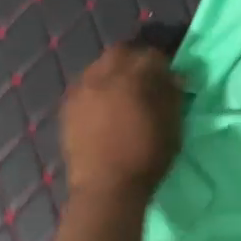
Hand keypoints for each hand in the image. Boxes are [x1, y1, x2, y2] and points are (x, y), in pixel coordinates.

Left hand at [61, 43, 183, 203]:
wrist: (105, 188)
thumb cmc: (146, 157)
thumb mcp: (172, 126)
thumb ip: (172, 95)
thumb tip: (173, 76)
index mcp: (132, 77)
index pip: (151, 54)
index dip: (162, 63)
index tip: (169, 77)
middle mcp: (103, 75)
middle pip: (121, 52)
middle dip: (135, 59)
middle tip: (145, 78)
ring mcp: (81, 90)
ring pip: (99, 66)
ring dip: (113, 72)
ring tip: (122, 92)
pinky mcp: (67, 107)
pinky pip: (84, 85)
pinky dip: (97, 88)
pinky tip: (103, 106)